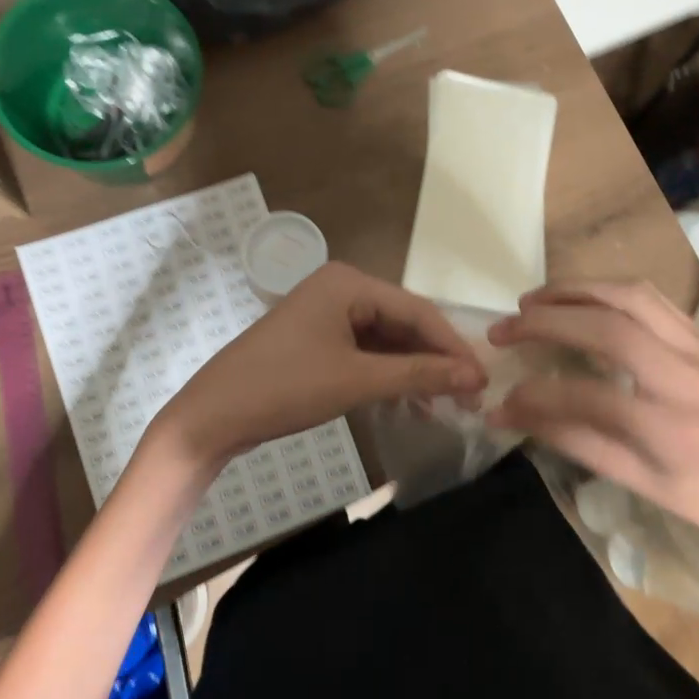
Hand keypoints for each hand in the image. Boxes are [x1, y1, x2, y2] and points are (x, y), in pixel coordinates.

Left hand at [154, 262, 487, 464]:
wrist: (214, 415)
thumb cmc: (285, 387)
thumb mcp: (357, 381)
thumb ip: (419, 374)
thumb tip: (476, 377)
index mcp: (348, 283)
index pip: (418, 310)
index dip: (454, 346)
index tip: (484, 381)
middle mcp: (339, 289)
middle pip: (403, 322)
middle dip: (436, 359)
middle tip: (471, 397)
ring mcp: (325, 315)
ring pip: (386, 340)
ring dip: (414, 371)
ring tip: (448, 405)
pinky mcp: (316, 341)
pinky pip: (365, 352)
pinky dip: (388, 375)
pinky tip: (411, 402)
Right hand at [487, 281, 698, 557]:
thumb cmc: (695, 495)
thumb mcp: (628, 477)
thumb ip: (565, 437)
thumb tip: (505, 412)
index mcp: (671, 427)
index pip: (588, 396)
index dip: (536, 393)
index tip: (501, 395)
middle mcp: (688, 377)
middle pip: (609, 326)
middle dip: (548, 319)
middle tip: (504, 327)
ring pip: (631, 296)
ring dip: (575, 291)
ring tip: (532, 302)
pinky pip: (650, 298)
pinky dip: (605, 292)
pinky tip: (578, 302)